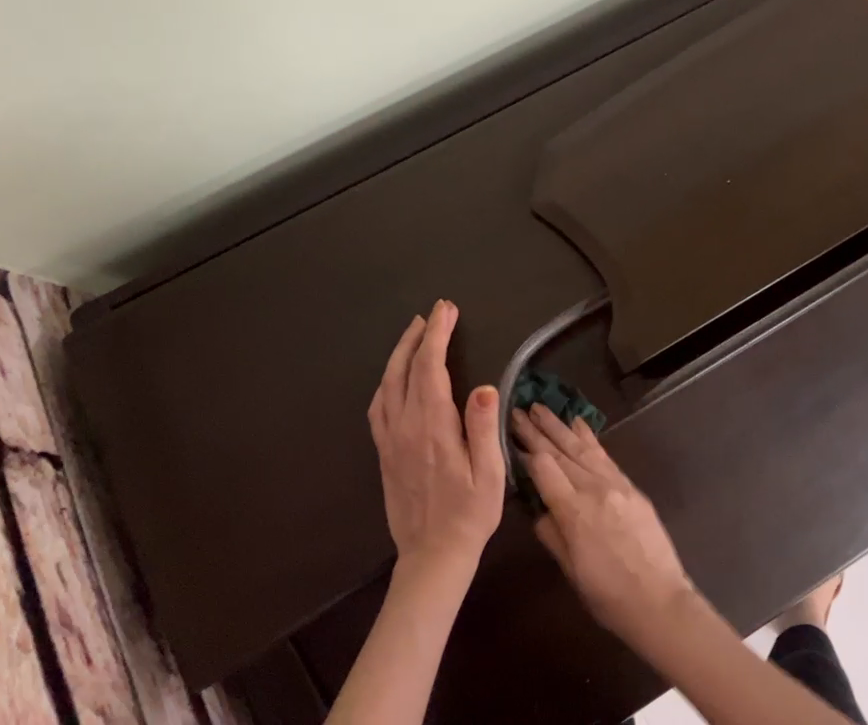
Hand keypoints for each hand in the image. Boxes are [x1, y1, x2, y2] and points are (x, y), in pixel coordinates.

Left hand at [367, 301, 504, 573]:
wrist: (433, 556)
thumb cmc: (469, 515)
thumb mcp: (489, 474)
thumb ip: (484, 428)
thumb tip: (485, 387)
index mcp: (432, 427)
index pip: (430, 368)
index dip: (437, 335)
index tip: (446, 311)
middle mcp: (405, 427)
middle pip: (403, 369)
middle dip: (418, 336)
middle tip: (433, 313)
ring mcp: (389, 440)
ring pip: (386, 384)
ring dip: (399, 354)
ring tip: (414, 334)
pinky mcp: (383, 453)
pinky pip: (378, 406)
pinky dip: (386, 381)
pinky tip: (394, 378)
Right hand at [512, 405, 694, 643]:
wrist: (659, 601)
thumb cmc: (608, 595)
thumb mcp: (570, 569)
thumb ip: (551, 533)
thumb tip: (538, 508)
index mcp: (573, 511)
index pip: (543, 469)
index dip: (525, 451)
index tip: (510, 434)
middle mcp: (593, 489)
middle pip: (560, 453)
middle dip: (537, 430)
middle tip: (518, 410)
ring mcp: (615, 485)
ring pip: (582, 448)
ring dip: (560, 426)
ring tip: (542, 407)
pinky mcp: (631, 487)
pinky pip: (604, 456)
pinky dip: (589, 438)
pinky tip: (578, 423)